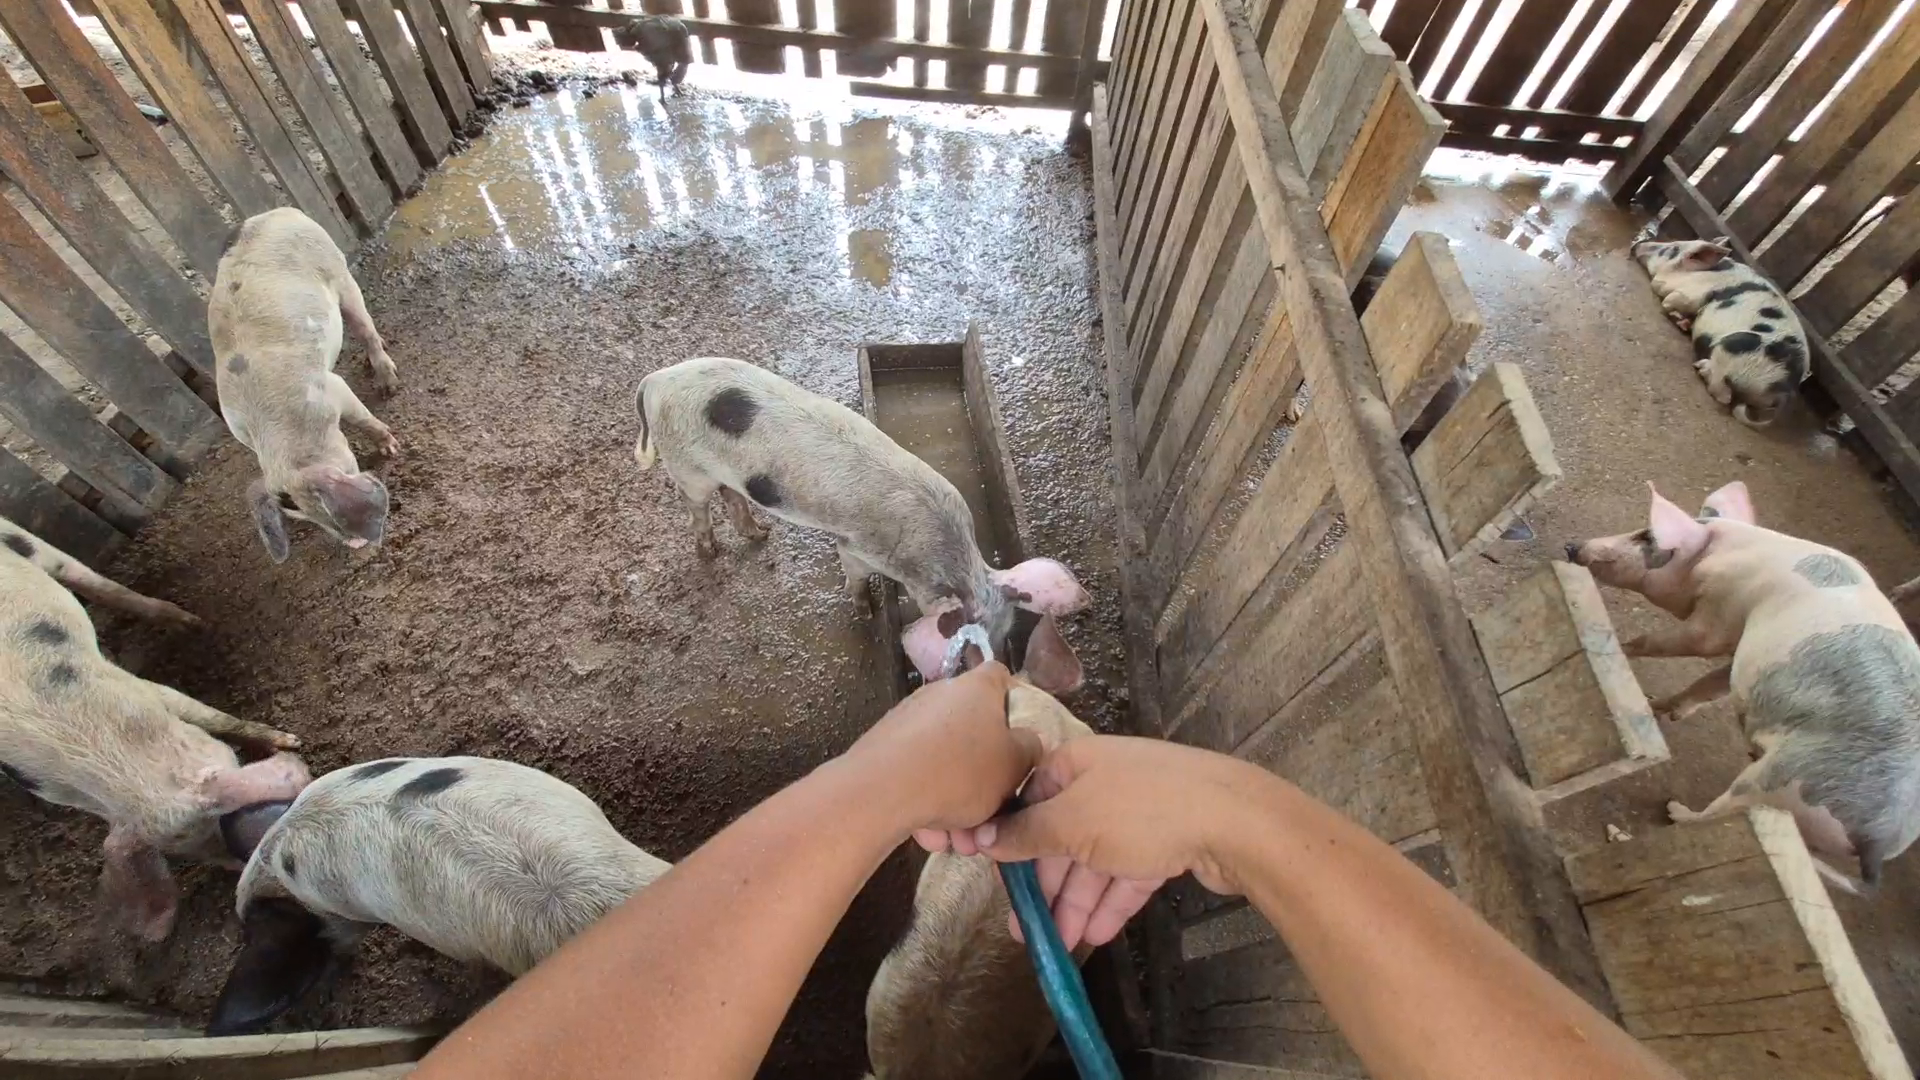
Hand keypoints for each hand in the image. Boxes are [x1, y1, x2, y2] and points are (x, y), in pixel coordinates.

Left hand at [840, 661, 1040, 836]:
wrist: (882, 789)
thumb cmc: (961, 770)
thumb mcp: (1014, 765)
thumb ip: (1029, 749)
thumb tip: (1025, 740)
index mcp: (977, 688)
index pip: (1001, 677)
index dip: (1014, 701)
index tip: (1018, 736)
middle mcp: (942, 695)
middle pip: (973, 731)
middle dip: (984, 779)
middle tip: (989, 816)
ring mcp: (910, 720)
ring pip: (945, 761)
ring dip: (956, 802)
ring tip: (956, 841)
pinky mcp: (885, 747)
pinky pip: (917, 773)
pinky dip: (926, 801)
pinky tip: (927, 835)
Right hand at [955, 736, 1275, 945]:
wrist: (1232, 818)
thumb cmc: (1138, 809)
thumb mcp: (1071, 822)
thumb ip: (1026, 833)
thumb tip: (979, 836)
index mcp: (1074, 764)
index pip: (1031, 801)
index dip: (1012, 841)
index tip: (999, 883)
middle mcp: (1103, 781)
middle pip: (1062, 835)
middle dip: (1045, 885)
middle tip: (1026, 932)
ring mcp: (1137, 810)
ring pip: (1095, 860)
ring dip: (1076, 903)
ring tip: (1060, 945)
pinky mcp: (1166, 839)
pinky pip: (1128, 872)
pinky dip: (1111, 902)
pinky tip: (1097, 935)